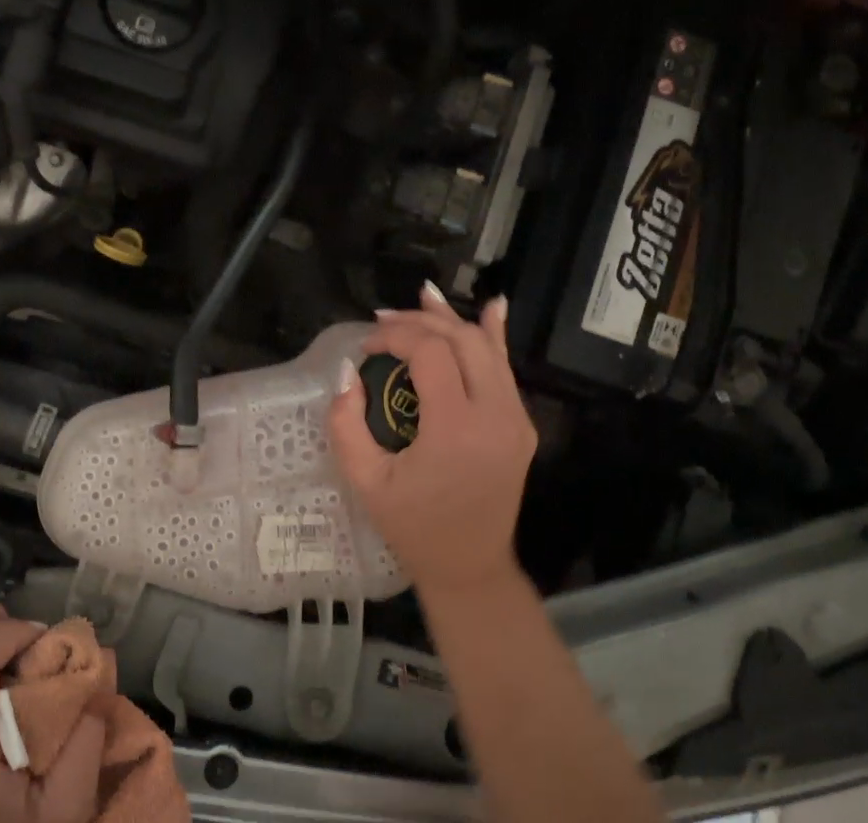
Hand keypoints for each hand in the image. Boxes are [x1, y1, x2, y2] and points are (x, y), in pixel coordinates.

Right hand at [328, 284, 538, 593]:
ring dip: (451, 322)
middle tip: (384, 322)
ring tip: (419, 301)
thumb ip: (346, 423)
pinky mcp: (521, 425)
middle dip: (421, 321)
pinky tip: (491, 306)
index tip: (366, 346)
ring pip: (488, 349)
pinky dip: (493, 337)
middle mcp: (495, 416)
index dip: (396, 337)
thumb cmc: (412, 527)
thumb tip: (348, 373)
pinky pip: (505, 371)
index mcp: (455, 430)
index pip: (430, 354)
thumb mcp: (364, 480)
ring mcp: (516, 419)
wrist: (469, 565)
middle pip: (463, 340)